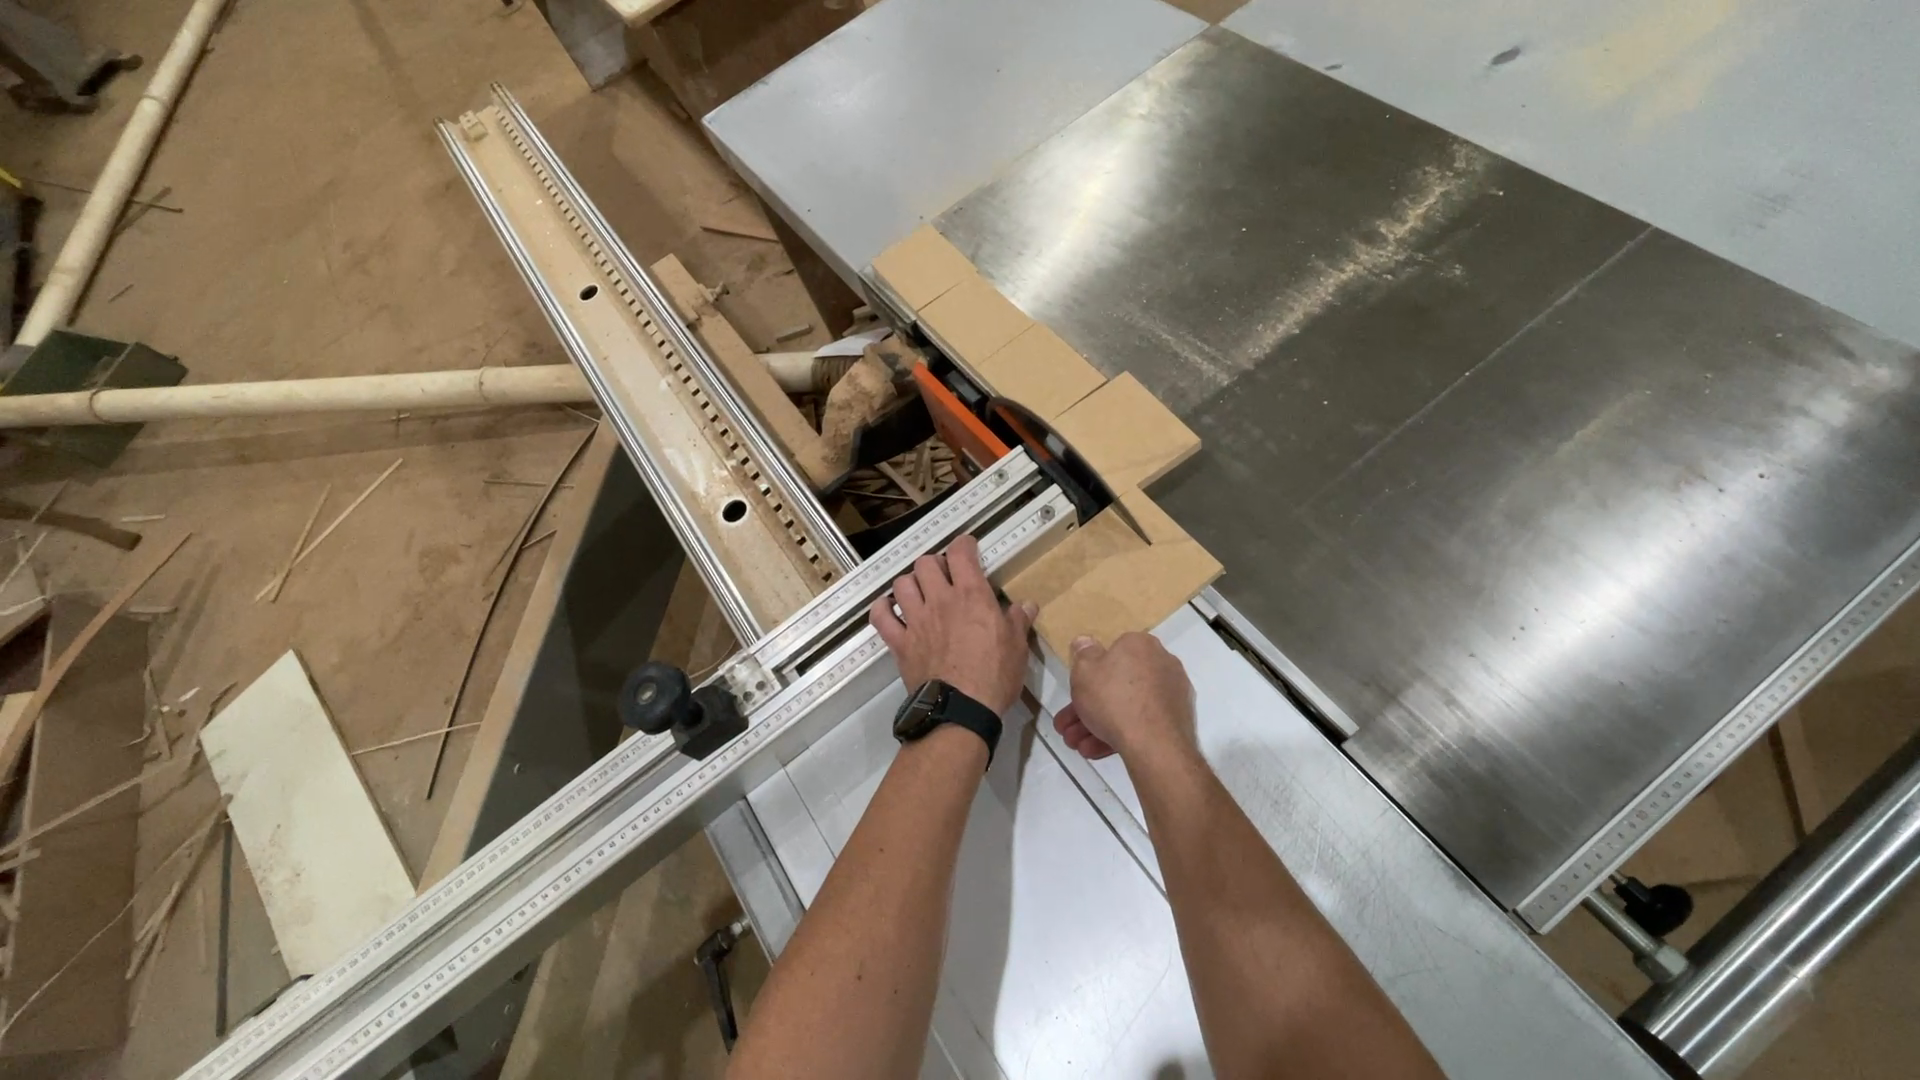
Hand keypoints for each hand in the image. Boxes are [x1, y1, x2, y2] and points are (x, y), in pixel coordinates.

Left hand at [869, 535, 1036, 713]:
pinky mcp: (899, 643)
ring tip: (920, 592)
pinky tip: (890, 609)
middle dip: (935, 564)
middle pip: (925, 563)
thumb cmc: (994, 677)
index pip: (960, 554)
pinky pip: (881, 617)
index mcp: (971, 596)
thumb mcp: (1017, 647)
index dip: (963, 545)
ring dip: (910, 583)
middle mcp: (939, 601)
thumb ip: (1018, 621)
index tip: (967, 548)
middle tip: (944, 576)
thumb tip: (1027, 605)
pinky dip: (882, 608)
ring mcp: (915, 621)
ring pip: (902, 584)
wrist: (960, 710)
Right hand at [1054, 632, 1197, 761]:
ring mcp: (1172, 694)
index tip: (1074, 693)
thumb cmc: (1114, 699)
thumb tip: (1085, 642)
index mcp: (1141, 645)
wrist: (1155, 746)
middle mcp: (1162, 664)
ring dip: (1097, 726)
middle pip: (1117, 685)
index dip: (1088, 675)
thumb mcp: (1084, 672)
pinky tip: (1096, 751)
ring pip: (1127, 707)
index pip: (1112, 653)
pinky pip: (1142, 723)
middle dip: (1088, 709)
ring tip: (1078, 745)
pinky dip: (1119, 734)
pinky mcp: (1177, 721)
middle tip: (1068, 727)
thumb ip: (1083, 654)